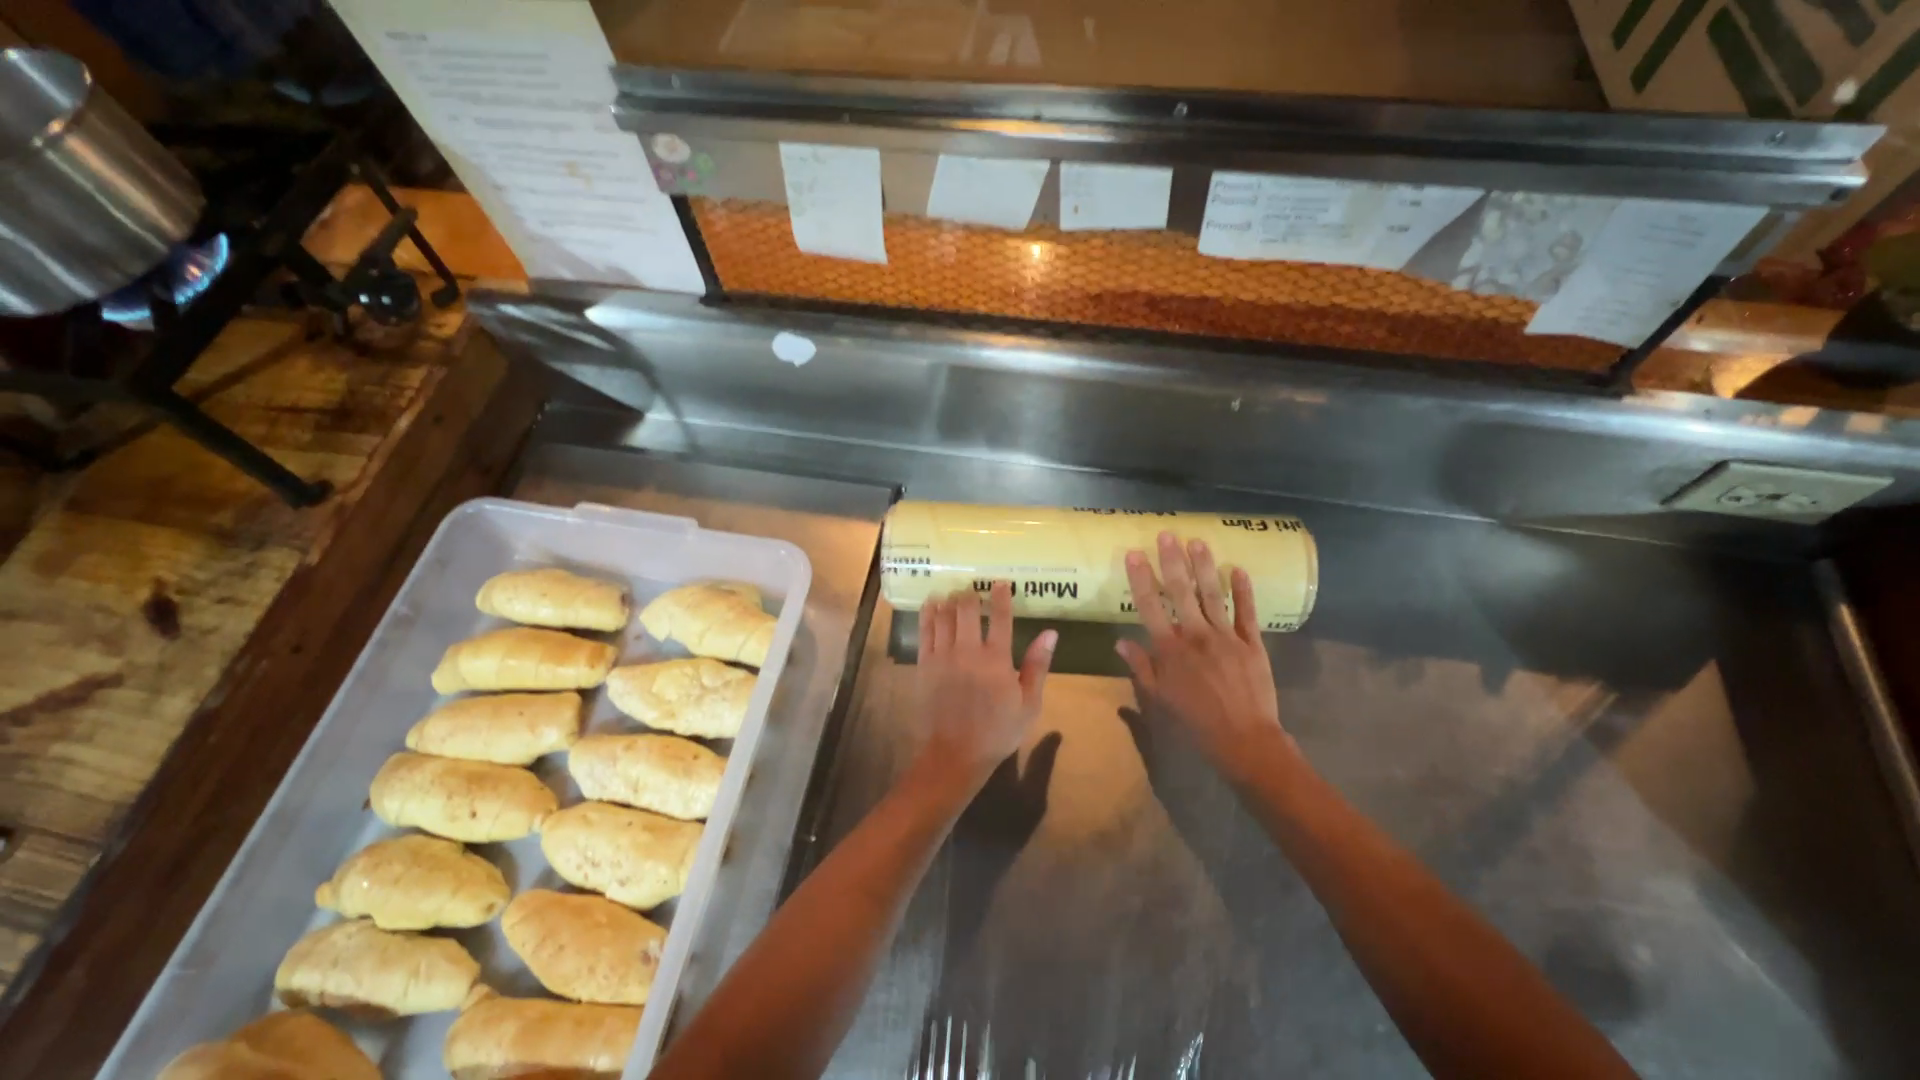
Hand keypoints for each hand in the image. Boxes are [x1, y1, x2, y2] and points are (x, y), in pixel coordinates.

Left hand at [915, 582, 1057, 788]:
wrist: (955, 754)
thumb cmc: (998, 731)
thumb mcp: (1028, 703)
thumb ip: (1037, 665)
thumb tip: (1050, 633)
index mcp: (996, 660)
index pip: (1000, 617)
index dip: (1001, 596)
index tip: (1001, 583)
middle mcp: (967, 651)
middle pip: (966, 608)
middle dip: (971, 594)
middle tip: (974, 589)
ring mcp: (942, 656)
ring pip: (943, 614)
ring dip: (950, 600)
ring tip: (954, 594)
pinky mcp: (924, 664)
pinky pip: (925, 630)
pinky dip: (929, 613)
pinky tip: (932, 604)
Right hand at [1116, 532, 1287, 779]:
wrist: (1244, 738)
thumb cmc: (1196, 721)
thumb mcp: (1160, 697)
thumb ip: (1141, 666)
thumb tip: (1121, 641)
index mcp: (1170, 649)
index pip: (1150, 606)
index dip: (1141, 579)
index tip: (1134, 554)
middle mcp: (1196, 635)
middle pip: (1181, 592)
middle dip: (1172, 561)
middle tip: (1167, 534)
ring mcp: (1226, 636)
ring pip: (1212, 594)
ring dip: (1204, 567)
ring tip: (1197, 542)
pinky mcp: (1252, 643)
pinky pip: (1246, 612)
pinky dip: (1243, 590)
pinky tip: (1239, 569)